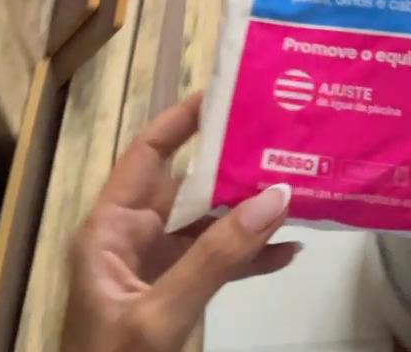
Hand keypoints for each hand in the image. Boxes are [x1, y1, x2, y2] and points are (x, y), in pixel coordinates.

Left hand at [66, 94, 301, 350]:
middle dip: (237, 166)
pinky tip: (290, 252)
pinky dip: (253, 257)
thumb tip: (277, 194)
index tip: (231, 94)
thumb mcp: (161, 314)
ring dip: (253, 214)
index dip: (185, 119)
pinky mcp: (177, 295)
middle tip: (284, 141)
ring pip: (210, 223)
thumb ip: (217, 256)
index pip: (148, 153)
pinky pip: (219, 263)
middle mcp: (133, 237)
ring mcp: (157, 267)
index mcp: (110, 228)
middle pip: (189, 185)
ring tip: (300, 193)